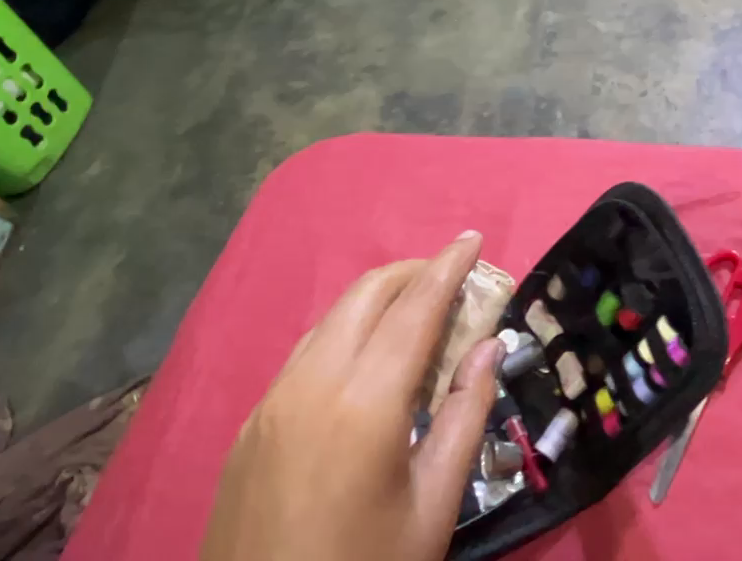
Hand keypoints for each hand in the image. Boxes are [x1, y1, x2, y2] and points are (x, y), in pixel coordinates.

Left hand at [203, 232, 504, 560]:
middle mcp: (311, 385)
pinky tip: (368, 362)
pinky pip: (305, 353)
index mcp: (365, 403)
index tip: (475, 237)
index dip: (449, 267)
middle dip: (414, 273)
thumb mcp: (434, 505)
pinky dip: (346, 333)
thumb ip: (466, 414)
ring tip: (419, 316)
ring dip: (379, 300)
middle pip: (366, 296)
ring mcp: (272, 403)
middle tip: (455, 279)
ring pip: (331, 319)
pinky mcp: (250, 426)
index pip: (416, 308)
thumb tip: (490, 345)